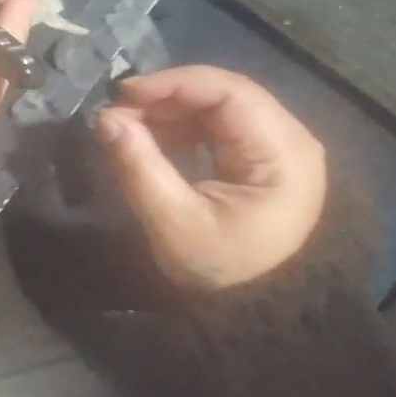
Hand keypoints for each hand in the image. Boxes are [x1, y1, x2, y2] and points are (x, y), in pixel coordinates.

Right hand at [93, 67, 327, 290]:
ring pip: (222, 110)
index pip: (230, 93)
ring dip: (172, 113)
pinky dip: (184, 130)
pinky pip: (222, 130)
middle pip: (227, 96)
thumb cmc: (217, 270)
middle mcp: (292, 139)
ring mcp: (280, 150)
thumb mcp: (172, 222)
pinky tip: (152, 139)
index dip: (173, 84)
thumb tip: (103, 119)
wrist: (251, 312)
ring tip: (127, 127)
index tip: (121, 94)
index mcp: (284, 152)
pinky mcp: (263, 163)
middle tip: (117, 112)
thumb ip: (139, 167)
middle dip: (168, 98)